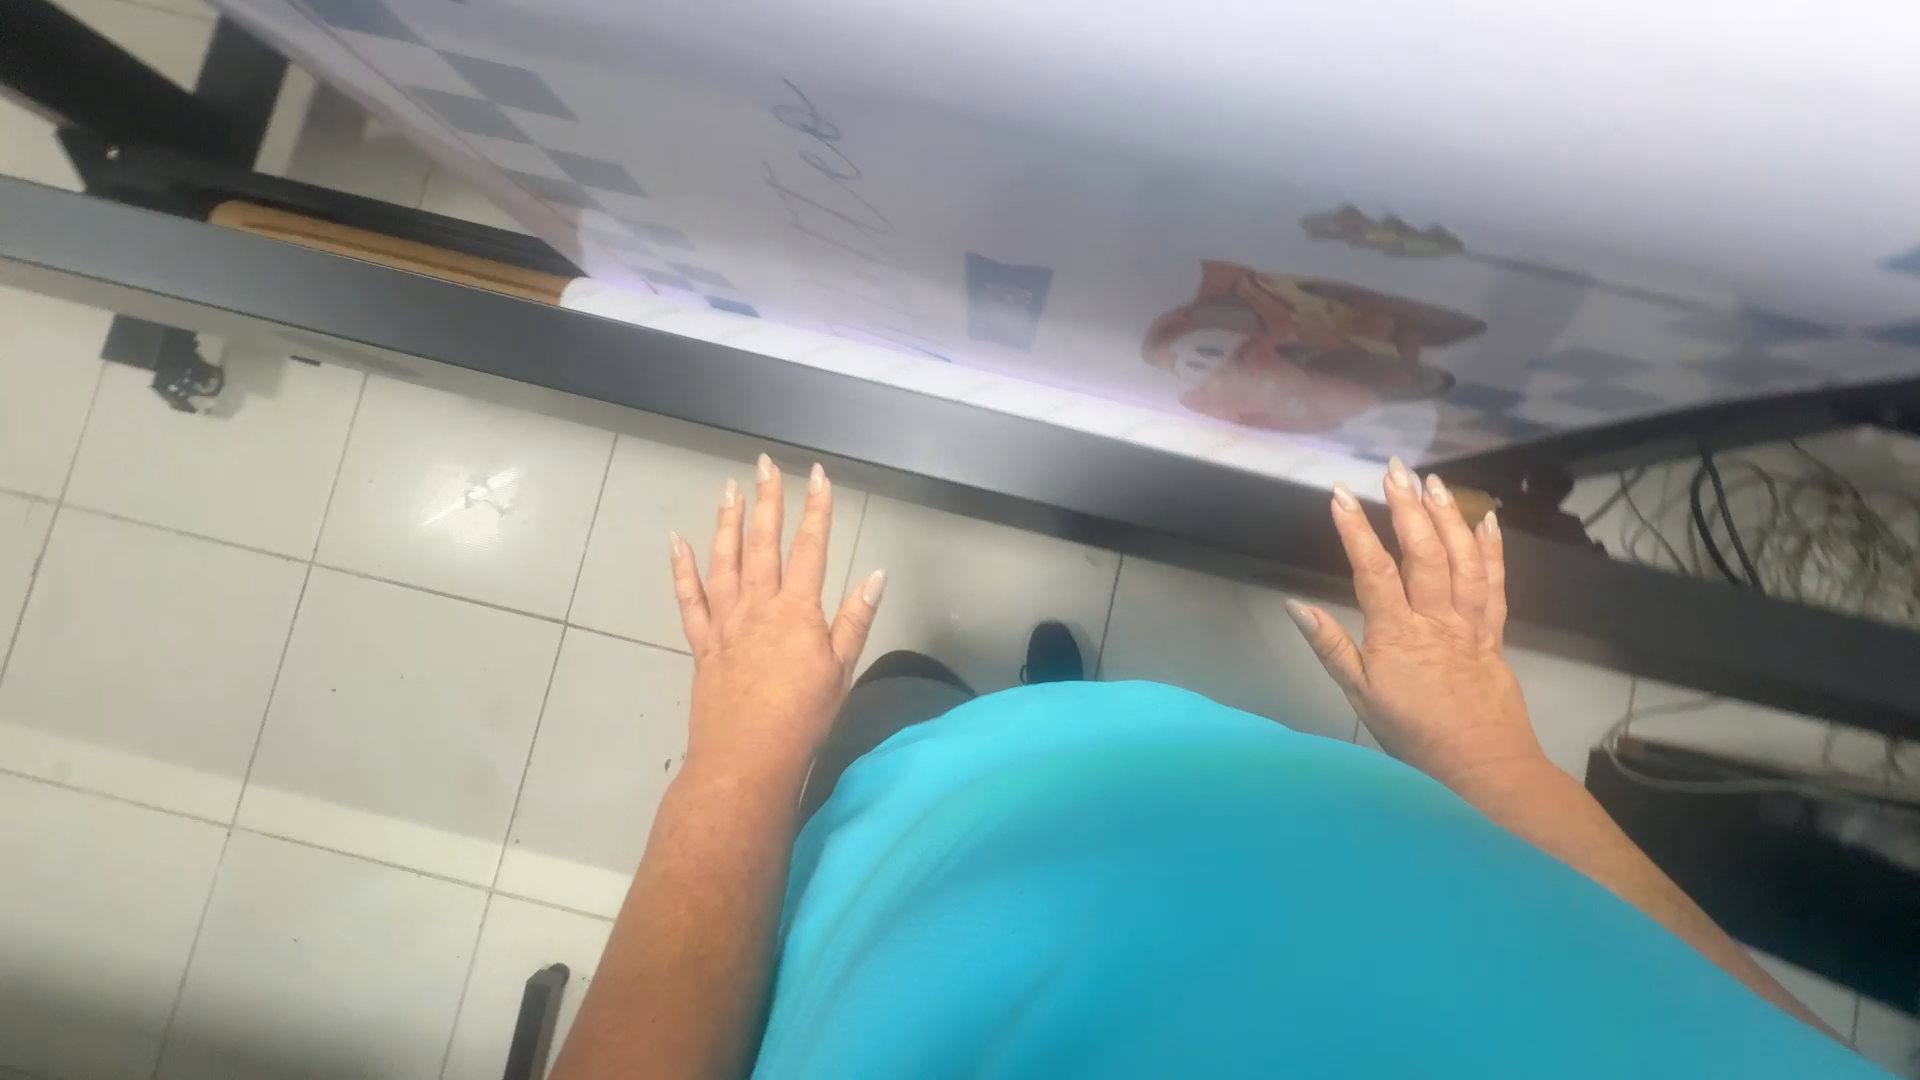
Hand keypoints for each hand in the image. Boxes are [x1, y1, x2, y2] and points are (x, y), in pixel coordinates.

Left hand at [669, 454, 884, 785]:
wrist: (746, 759)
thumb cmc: (802, 718)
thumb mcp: (841, 670)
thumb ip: (856, 619)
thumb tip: (877, 575)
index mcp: (797, 611)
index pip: (811, 548)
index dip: (817, 509)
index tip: (818, 475)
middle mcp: (758, 606)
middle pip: (763, 543)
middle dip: (767, 499)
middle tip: (765, 464)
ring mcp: (725, 622)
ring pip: (724, 561)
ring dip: (727, 522)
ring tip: (729, 488)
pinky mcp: (703, 643)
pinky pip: (689, 599)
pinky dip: (681, 568)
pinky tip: (676, 541)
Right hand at [1288, 458, 1544, 787]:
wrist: (1482, 764)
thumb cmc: (1412, 731)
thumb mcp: (1358, 694)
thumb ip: (1329, 646)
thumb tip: (1296, 605)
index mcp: (1397, 635)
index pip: (1373, 571)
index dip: (1356, 530)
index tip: (1340, 495)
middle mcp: (1437, 620)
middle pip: (1425, 554)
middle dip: (1408, 508)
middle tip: (1395, 470)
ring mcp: (1471, 623)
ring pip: (1464, 561)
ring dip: (1450, 518)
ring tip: (1434, 483)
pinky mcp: (1494, 632)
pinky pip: (1497, 584)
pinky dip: (1493, 550)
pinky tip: (1487, 520)